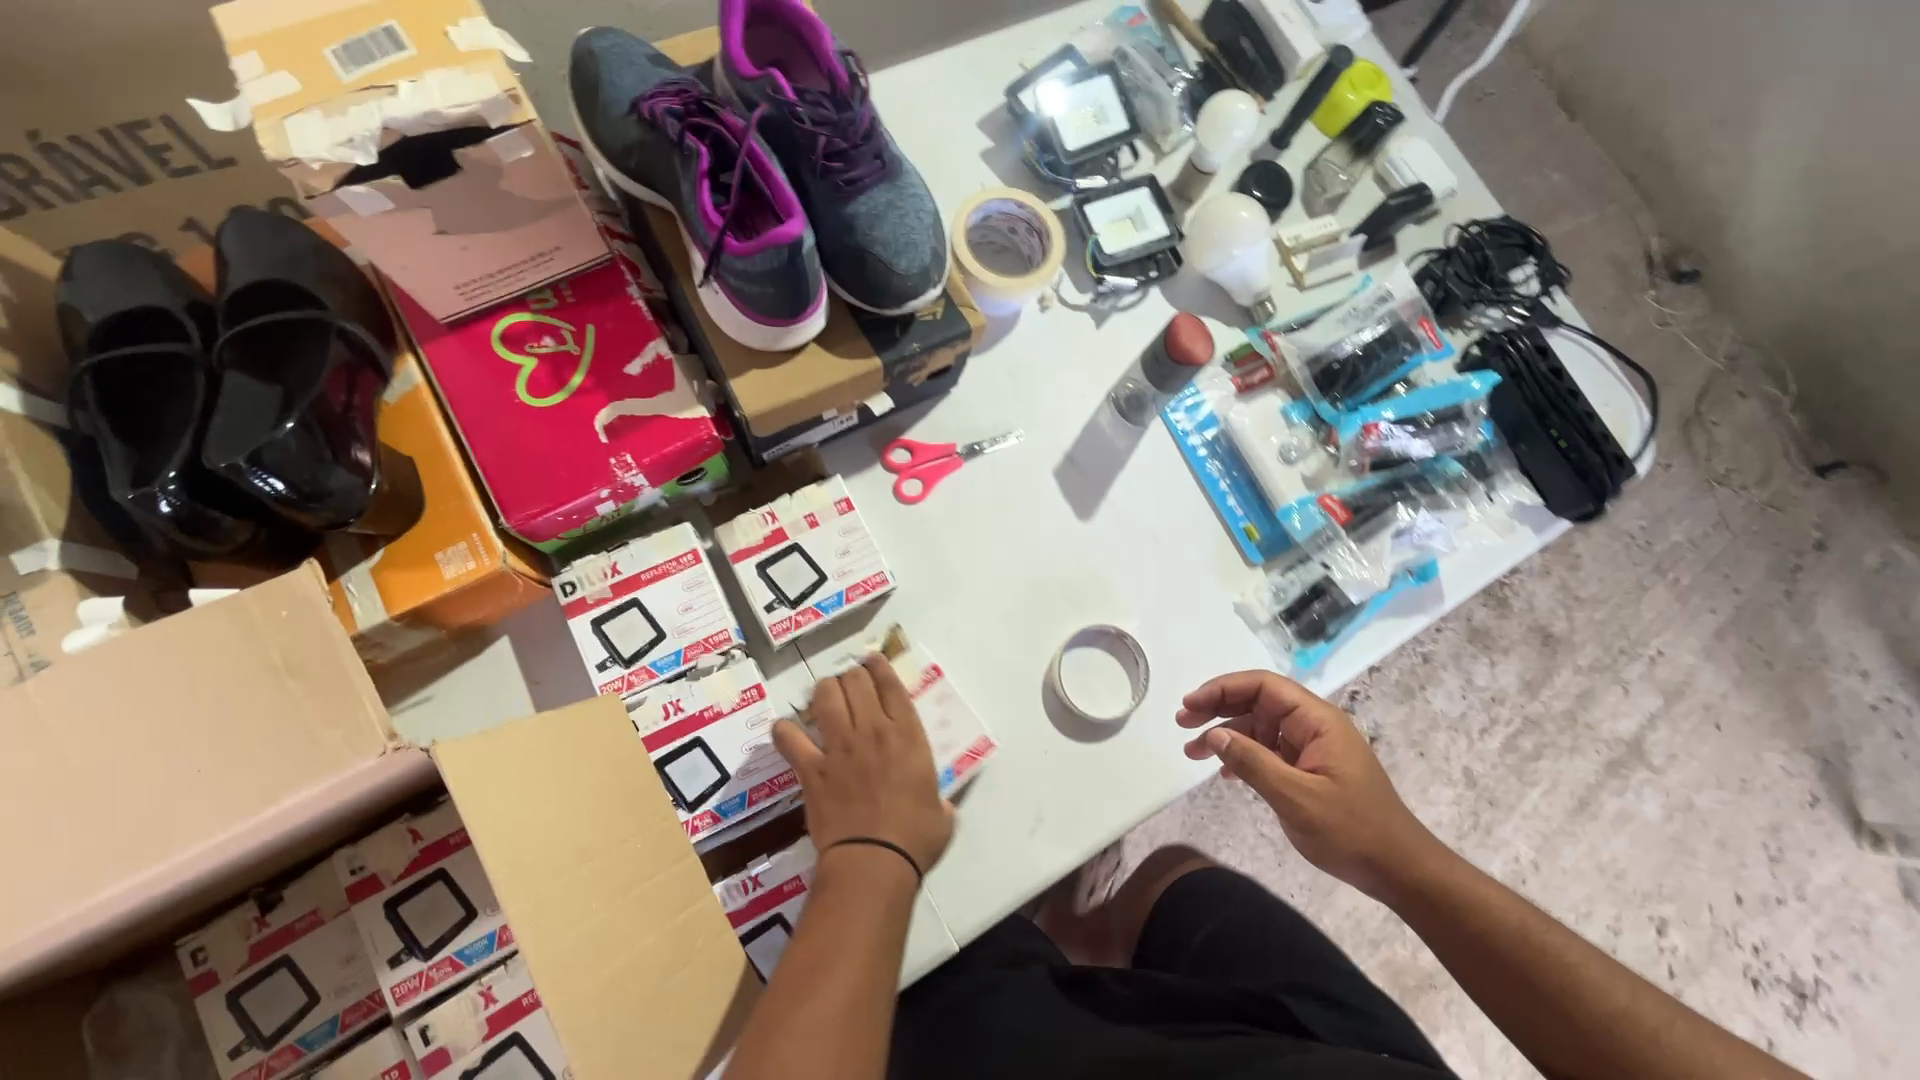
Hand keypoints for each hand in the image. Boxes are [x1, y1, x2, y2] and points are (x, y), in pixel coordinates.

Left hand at [773, 655, 954, 878]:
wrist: (874, 863)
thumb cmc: (915, 840)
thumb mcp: (943, 814)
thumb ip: (940, 800)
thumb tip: (941, 806)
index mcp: (908, 736)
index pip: (890, 684)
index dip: (879, 666)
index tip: (872, 661)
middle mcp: (873, 731)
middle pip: (855, 681)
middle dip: (851, 677)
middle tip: (850, 685)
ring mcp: (838, 747)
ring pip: (824, 696)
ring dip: (823, 692)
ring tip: (824, 698)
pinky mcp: (811, 768)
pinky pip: (789, 738)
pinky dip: (785, 732)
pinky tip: (787, 732)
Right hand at [1177, 670, 1442, 899]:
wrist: (1399, 870)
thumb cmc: (1351, 831)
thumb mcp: (1295, 797)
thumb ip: (1252, 762)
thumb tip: (1213, 734)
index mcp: (1318, 721)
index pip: (1263, 686)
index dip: (1222, 689)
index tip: (1190, 705)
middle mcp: (1314, 726)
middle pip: (1258, 702)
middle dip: (1218, 708)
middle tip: (1182, 723)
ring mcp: (1313, 748)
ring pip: (1260, 727)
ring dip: (1226, 735)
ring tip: (1192, 751)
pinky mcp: (1310, 770)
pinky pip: (1269, 751)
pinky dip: (1243, 756)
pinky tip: (1223, 773)